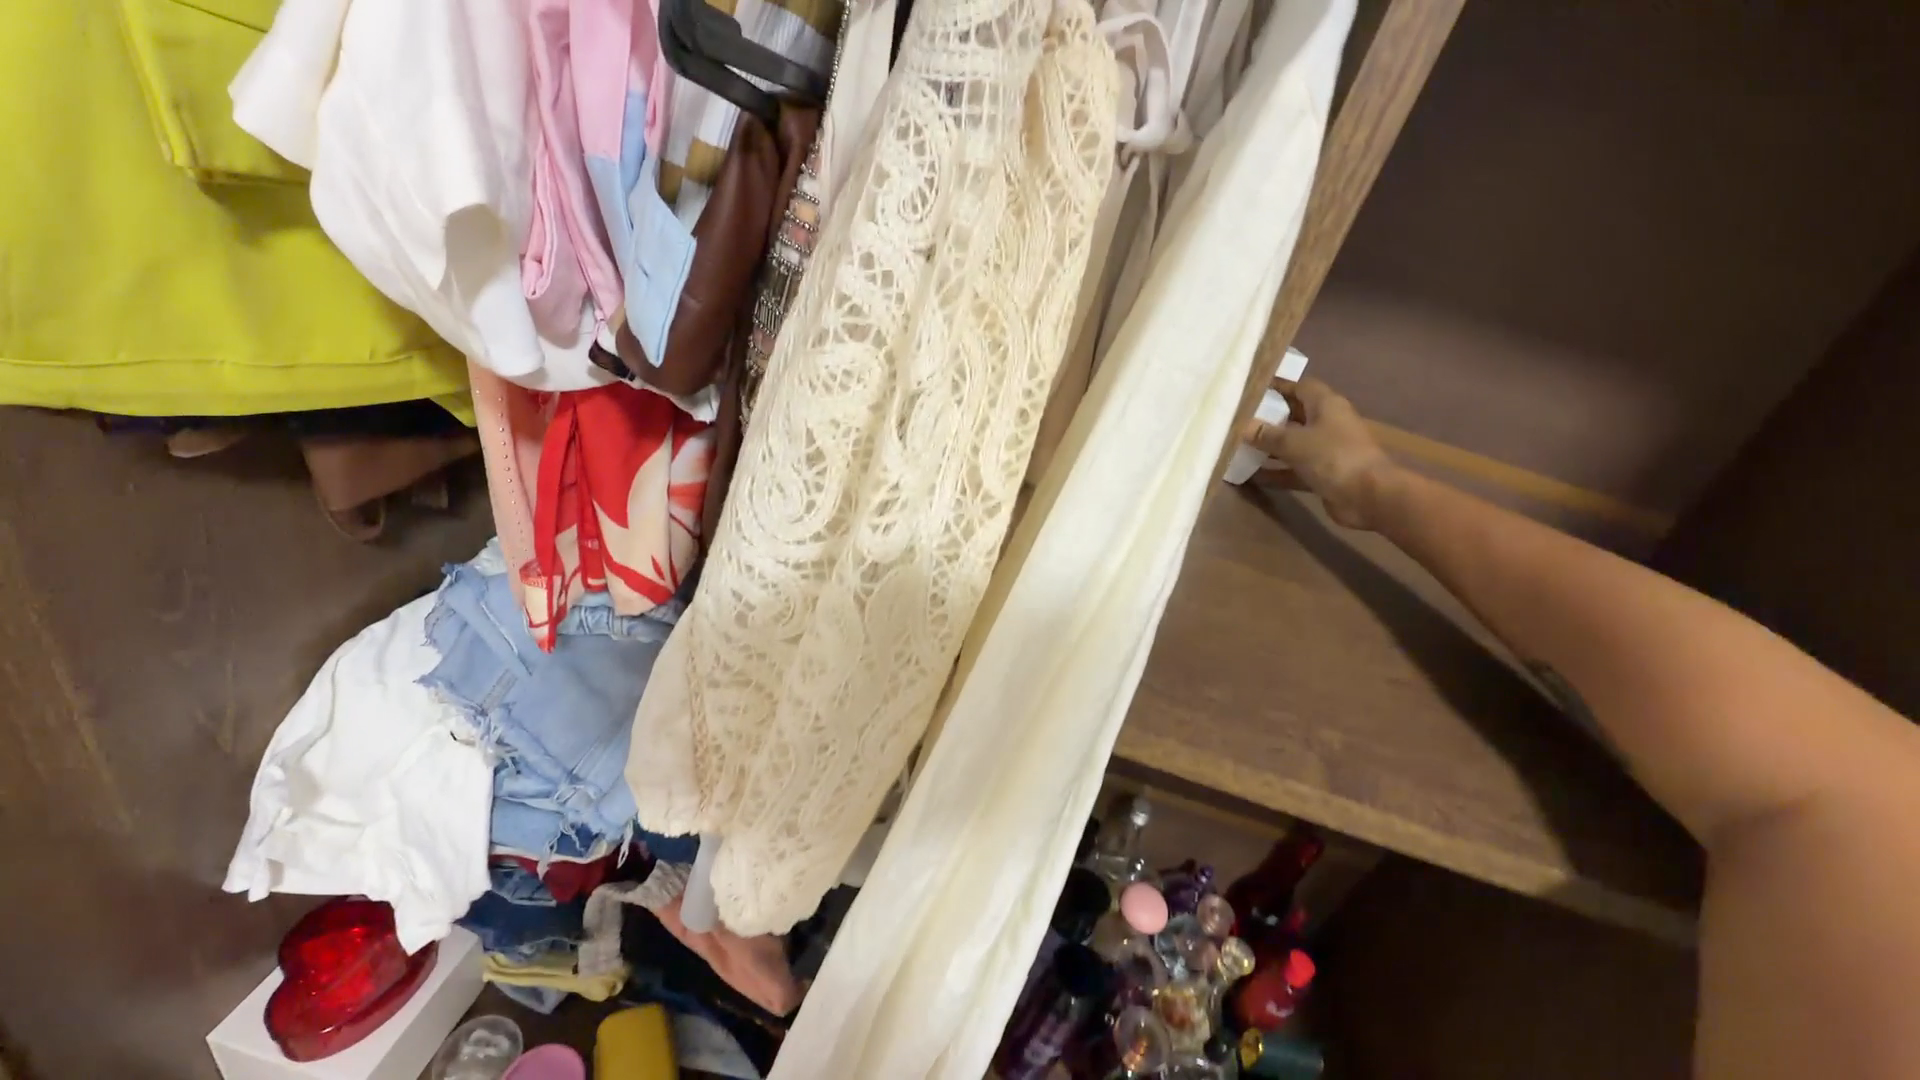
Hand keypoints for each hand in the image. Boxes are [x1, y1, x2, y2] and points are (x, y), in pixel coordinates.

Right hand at [1241, 377, 1397, 529]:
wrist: (1368, 495)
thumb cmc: (1333, 457)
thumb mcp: (1295, 442)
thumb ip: (1266, 434)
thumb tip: (1242, 426)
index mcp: (1326, 405)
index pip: (1300, 386)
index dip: (1278, 386)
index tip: (1251, 390)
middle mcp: (1328, 423)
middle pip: (1295, 415)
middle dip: (1270, 417)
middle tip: (1239, 419)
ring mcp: (1327, 449)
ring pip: (1294, 443)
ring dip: (1270, 446)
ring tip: (1240, 446)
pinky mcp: (1324, 473)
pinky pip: (1295, 468)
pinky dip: (1277, 471)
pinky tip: (1252, 476)